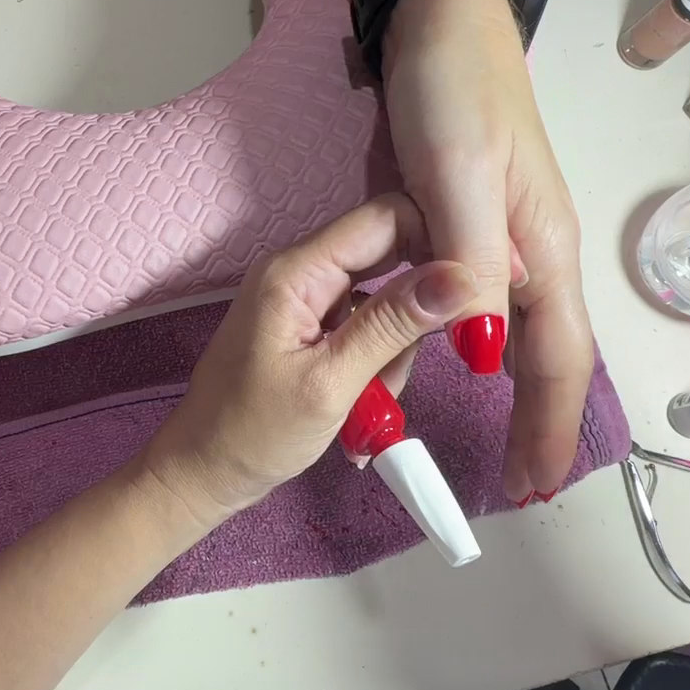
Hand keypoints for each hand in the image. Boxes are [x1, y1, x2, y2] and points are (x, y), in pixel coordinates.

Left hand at [140, 194, 477, 523]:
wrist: (202, 471)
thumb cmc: (253, 434)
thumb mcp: (331, 382)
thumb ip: (393, 325)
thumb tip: (462, 274)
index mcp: (295, 271)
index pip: (388, 218)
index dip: (444, 240)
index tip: (487, 286)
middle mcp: (298, 272)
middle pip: (391, 256)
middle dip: (418, 311)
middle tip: (419, 362)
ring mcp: (302, 301)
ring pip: (384, 299)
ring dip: (395, 349)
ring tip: (373, 402)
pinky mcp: (307, 329)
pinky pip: (363, 327)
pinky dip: (376, 361)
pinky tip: (365, 402)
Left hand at [379, 0, 594, 503]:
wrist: (432, 33)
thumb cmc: (452, 98)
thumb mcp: (458, 185)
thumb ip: (470, 266)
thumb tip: (486, 351)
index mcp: (531, 249)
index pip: (553, 353)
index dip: (547, 420)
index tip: (538, 481)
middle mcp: (513, 255)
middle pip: (524, 355)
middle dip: (520, 422)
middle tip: (514, 484)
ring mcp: (476, 247)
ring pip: (464, 337)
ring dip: (441, 391)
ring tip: (402, 442)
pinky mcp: (439, 238)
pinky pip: (428, 308)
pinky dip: (408, 347)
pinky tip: (386, 376)